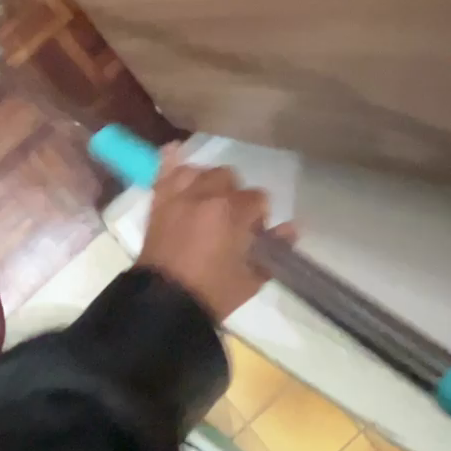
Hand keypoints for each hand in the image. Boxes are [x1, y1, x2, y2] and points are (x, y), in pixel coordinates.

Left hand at [138, 149, 284, 321]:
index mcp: (232, 212)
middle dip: (234, 194)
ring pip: (197, 170)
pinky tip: (174, 150)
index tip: (253, 233)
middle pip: (228, 177)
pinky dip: (169, 160)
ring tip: (207, 199)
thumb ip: (275, 248)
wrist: (166, 300)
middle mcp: (204, 195)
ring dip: (206, 180)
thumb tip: (292, 228)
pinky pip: (162, 171)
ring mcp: (177, 195)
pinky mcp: (157, 201)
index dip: (259, 214)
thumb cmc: (214, 292)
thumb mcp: (252, 276)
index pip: (257, 197)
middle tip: (230, 219)